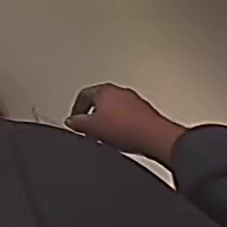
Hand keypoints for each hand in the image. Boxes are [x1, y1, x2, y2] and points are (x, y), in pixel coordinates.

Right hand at [66, 83, 185, 162]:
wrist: (155, 137)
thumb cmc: (126, 128)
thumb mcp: (91, 128)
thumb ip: (77, 123)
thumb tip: (71, 121)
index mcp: (104, 89)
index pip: (83, 95)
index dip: (76, 110)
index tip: (75, 121)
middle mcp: (120, 91)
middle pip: (100, 101)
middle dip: (94, 115)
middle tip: (90, 129)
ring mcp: (135, 101)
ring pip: (116, 109)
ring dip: (110, 120)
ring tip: (107, 136)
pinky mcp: (147, 113)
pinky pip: (130, 117)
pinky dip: (124, 125)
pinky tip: (123, 138)